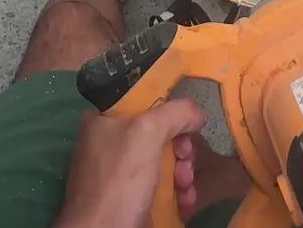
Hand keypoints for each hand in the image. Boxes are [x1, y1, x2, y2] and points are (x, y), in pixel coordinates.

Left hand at [54, 98, 207, 227]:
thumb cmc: (119, 181)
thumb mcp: (148, 131)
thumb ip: (177, 112)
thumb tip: (198, 113)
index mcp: (104, 118)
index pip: (146, 99)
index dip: (171, 112)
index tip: (186, 127)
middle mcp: (109, 142)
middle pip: (160, 133)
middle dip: (181, 149)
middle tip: (186, 163)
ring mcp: (119, 174)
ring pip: (163, 162)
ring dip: (184, 174)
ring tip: (187, 189)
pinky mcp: (129, 200)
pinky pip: (159, 186)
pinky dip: (177, 193)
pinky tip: (186, 202)